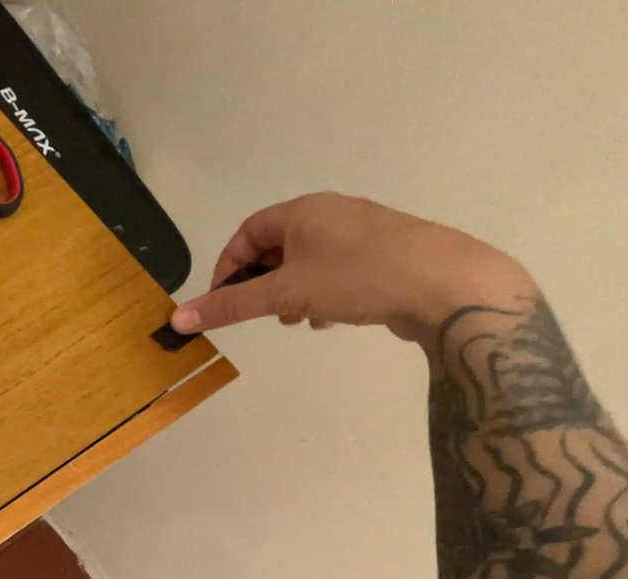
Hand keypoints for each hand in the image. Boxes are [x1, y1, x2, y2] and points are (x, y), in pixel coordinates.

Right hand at [170, 193, 533, 342]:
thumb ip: (228, 306)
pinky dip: (320, 294)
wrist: (449, 285)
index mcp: (305, 211)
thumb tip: (177, 318)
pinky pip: (334, 272)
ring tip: (297, 318)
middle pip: (275, 248)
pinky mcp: (386, 255)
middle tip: (259, 312)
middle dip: (259, 284)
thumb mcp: (283, 294)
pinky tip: (331, 317)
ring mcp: (363, 233)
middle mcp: (333, 214)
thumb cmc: (358, 277)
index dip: (227, 267)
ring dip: (289, 294)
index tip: (223, 300)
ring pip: (304, 264)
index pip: (247, 233)